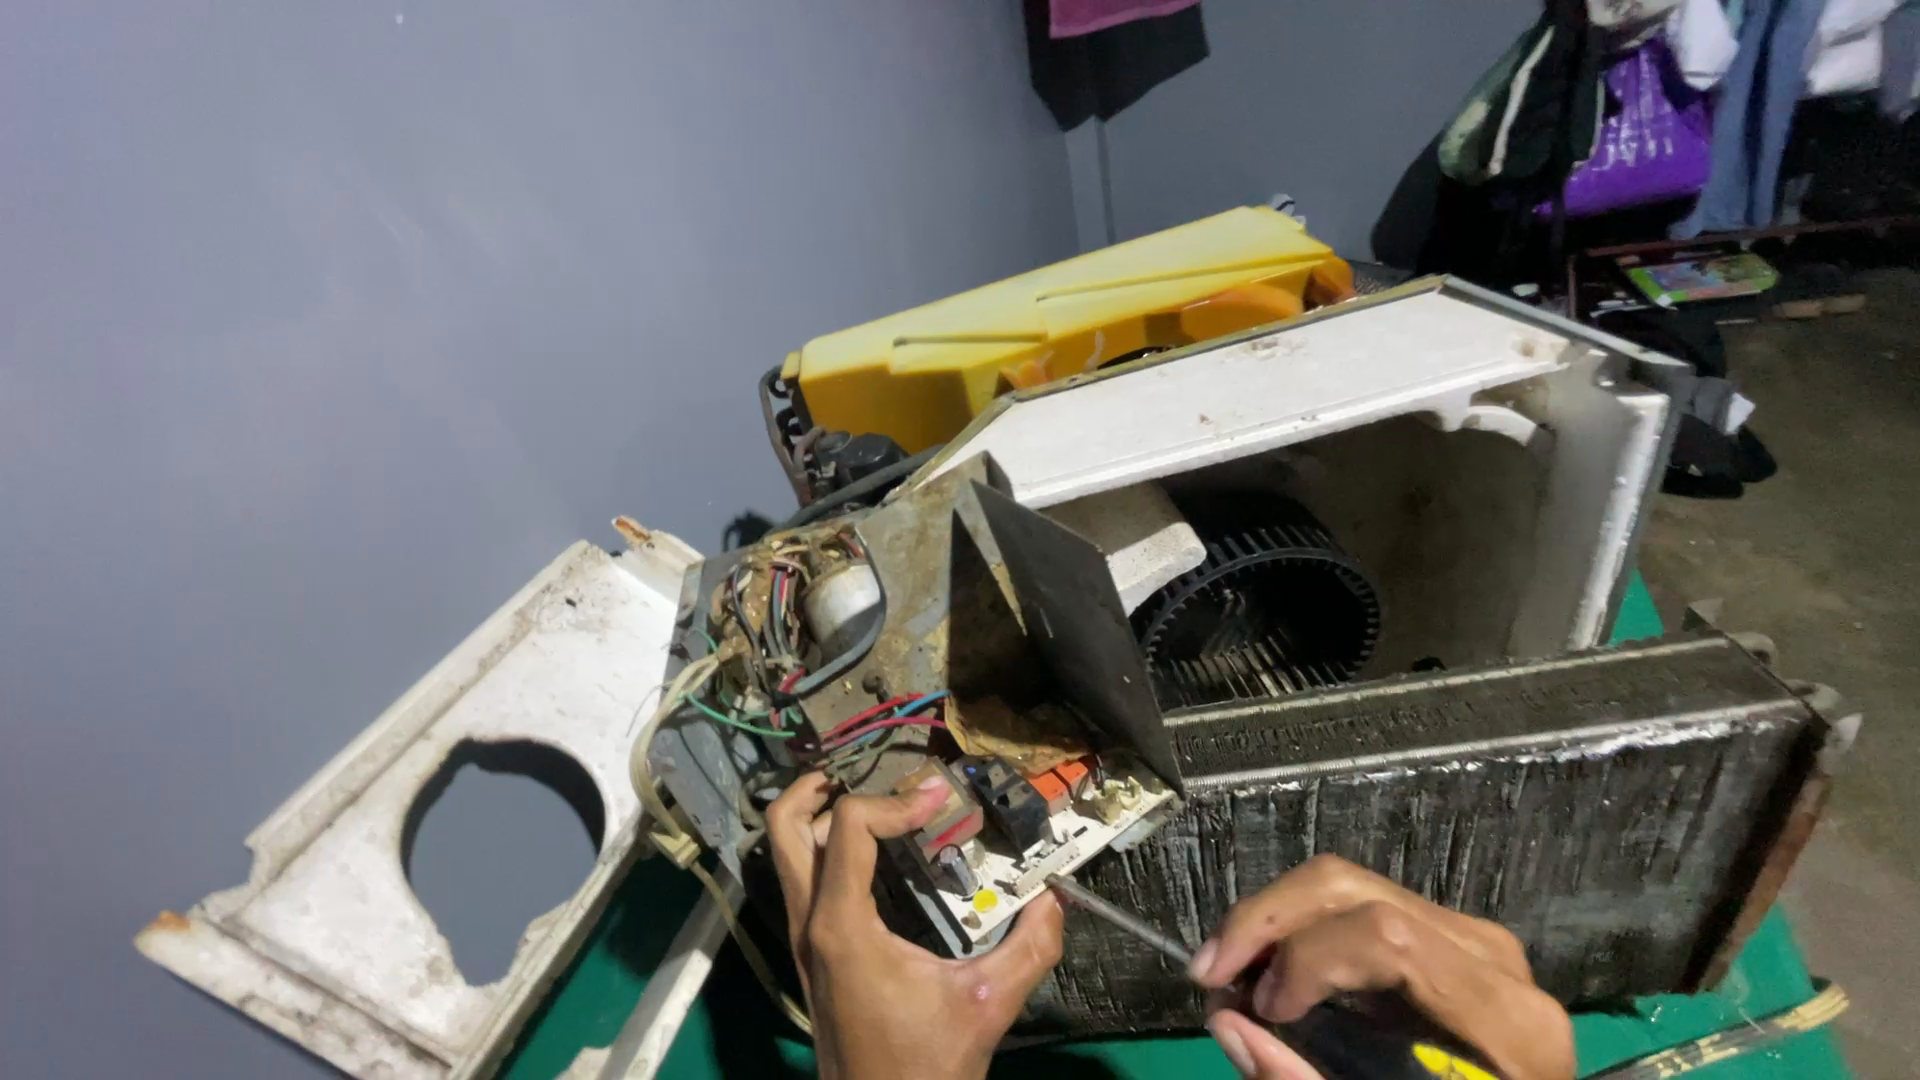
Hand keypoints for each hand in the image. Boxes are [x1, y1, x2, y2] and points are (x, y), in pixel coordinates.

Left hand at [767, 771, 1065, 1079]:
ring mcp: (803, 938)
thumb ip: (1030, 948)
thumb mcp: (987, 1003)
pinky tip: (869, 855)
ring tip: (865, 805)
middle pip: (783, 829)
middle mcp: (811, 922)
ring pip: (783, 854)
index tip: (937, 800)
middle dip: (814, 789)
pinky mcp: (811, 953)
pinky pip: (800, 880)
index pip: (849, 825)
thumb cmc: (926, 1067)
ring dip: (814, 816)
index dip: (893, 800)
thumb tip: (1055, 900)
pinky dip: (822, 849)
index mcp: (844, 925)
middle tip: (860, 774)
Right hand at [1188, 854, 1572, 1079]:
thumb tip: (1227, 1023)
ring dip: (1264, 919)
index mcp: (1504, 1016)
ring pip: (1337, 882)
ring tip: (1222, 968)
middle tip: (1207, 973)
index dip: (1307, 959)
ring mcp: (1459, 933)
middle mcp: (1486, 952)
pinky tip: (1259, 965)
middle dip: (1262, 921)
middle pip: (1348, 889)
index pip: (1387, 937)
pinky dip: (1288, 926)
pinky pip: (1344, 902)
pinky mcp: (1432, 931)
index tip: (1261, 1011)